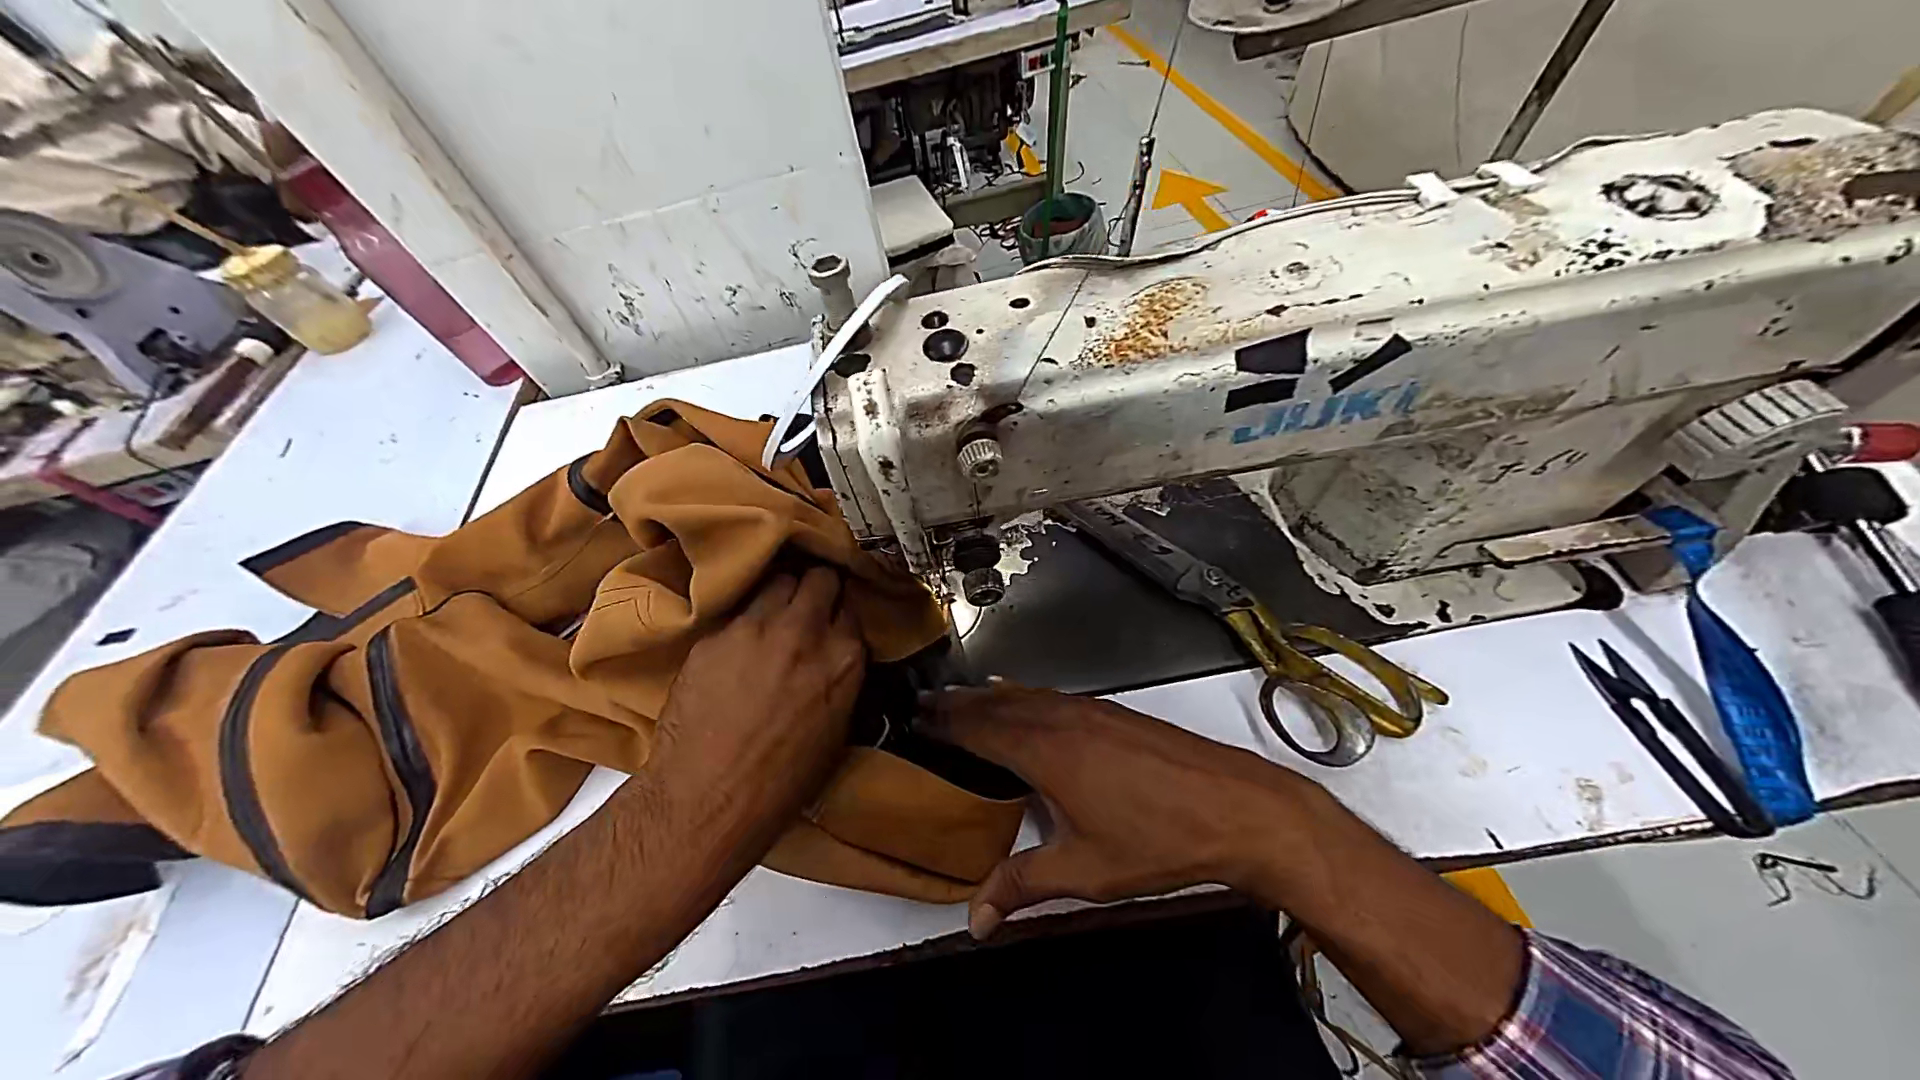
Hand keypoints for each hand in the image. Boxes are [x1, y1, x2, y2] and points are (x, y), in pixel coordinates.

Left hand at [644, 567, 865, 858]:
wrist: (707, 801)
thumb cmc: (780, 783)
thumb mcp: (836, 730)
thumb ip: (841, 680)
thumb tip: (834, 660)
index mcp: (843, 659)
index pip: (851, 608)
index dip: (840, 613)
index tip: (833, 619)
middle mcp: (804, 633)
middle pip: (819, 578)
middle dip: (816, 588)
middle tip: (808, 603)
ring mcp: (755, 628)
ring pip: (777, 581)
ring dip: (780, 594)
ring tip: (773, 615)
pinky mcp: (714, 636)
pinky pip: (736, 612)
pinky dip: (741, 622)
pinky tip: (736, 646)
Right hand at [922, 684, 1326, 937]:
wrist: (1238, 807)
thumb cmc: (1159, 839)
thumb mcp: (1084, 870)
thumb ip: (1023, 884)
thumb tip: (976, 919)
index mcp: (1045, 751)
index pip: (980, 728)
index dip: (945, 721)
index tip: (917, 715)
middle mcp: (1063, 720)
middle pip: (999, 703)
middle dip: (961, 702)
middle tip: (929, 701)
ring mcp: (1091, 711)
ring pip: (1027, 695)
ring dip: (992, 696)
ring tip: (966, 698)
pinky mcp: (1115, 713)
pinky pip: (1054, 697)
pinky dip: (1027, 696)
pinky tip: (1027, 702)